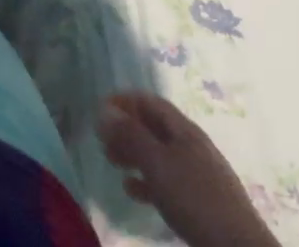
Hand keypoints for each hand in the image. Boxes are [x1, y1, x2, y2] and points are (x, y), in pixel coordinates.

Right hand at [98, 92, 277, 246]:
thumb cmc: (194, 198)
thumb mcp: (157, 163)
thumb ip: (130, 135)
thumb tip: (105, 109)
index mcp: (184, 131)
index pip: (151, 102)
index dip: (124, 100)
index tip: (99, 110)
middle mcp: (191, 146)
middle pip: (153, 126)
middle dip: (125, 128)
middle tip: (102, 140)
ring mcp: (197, 173)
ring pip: (158, 153)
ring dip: (132, 153)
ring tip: (112, 162)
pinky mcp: (198, 198)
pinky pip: (166, 179)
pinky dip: (146, 179)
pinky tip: (132, 190)